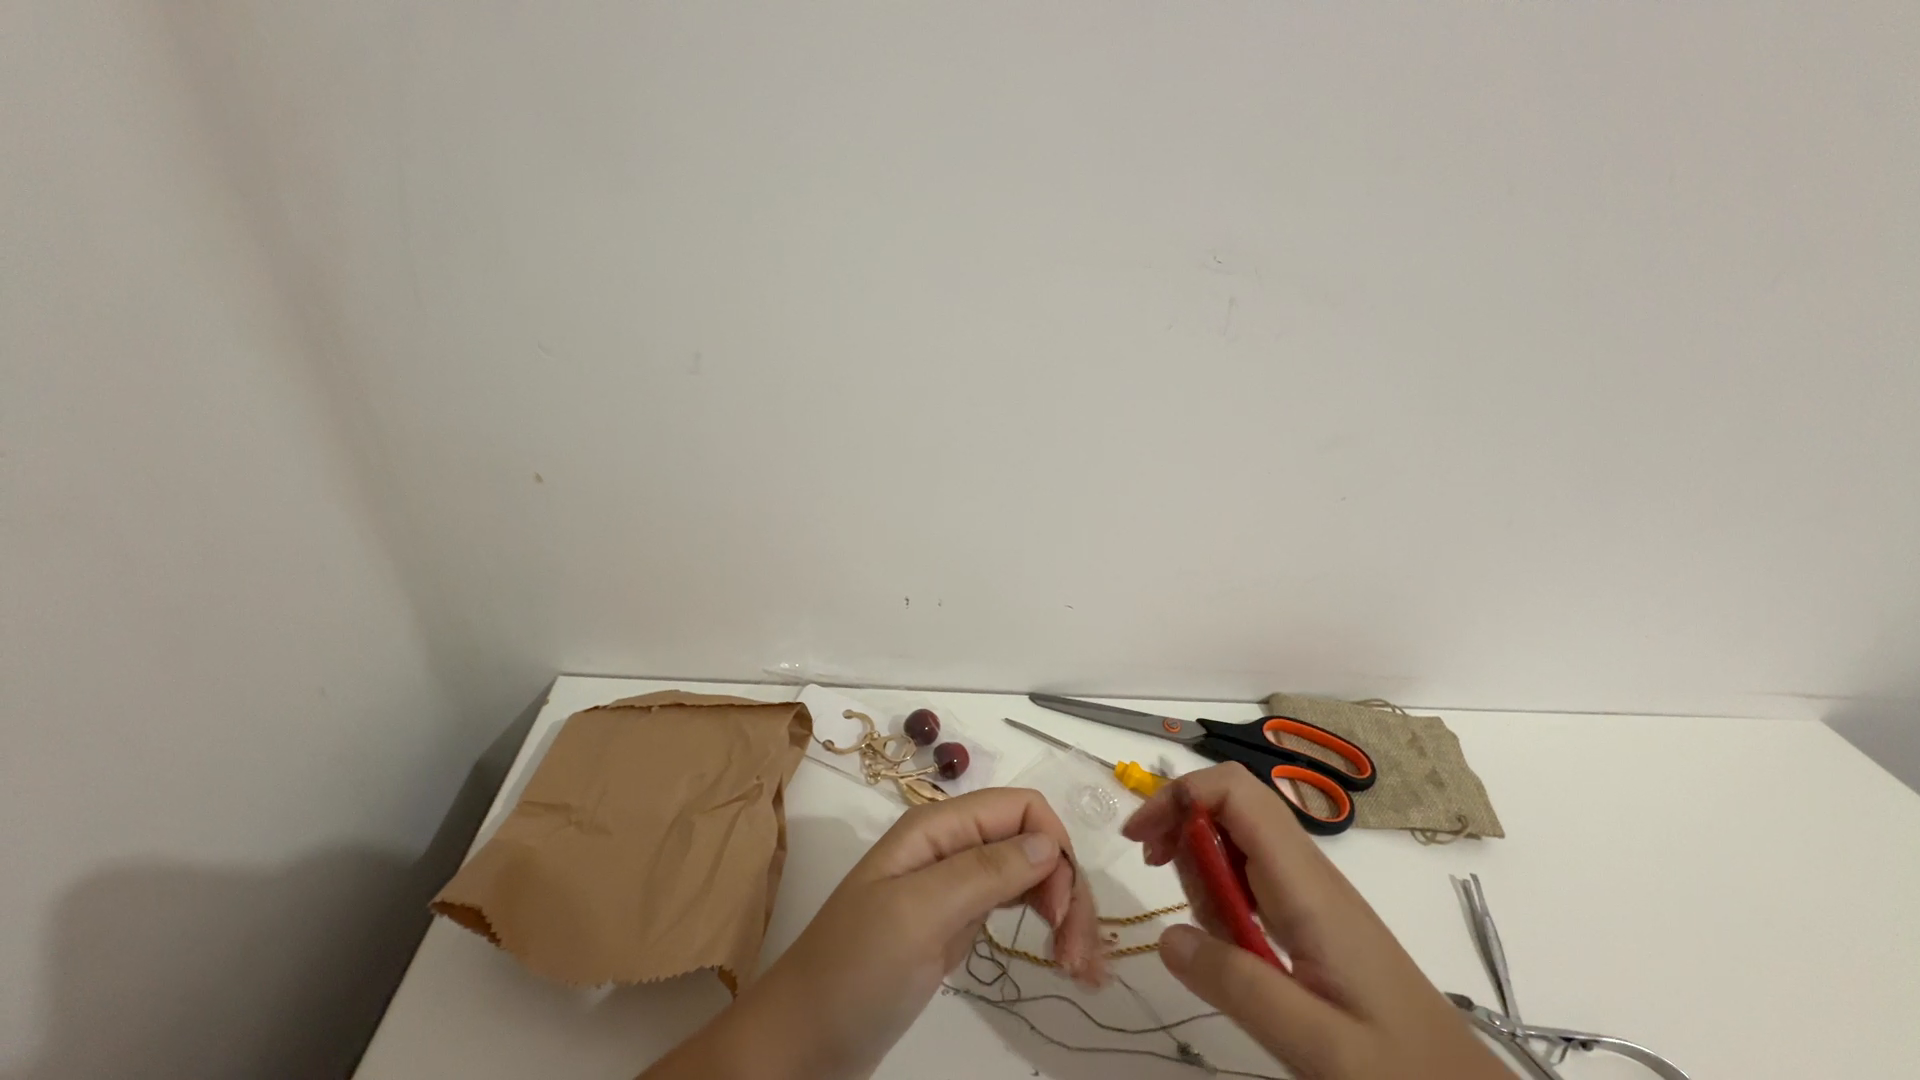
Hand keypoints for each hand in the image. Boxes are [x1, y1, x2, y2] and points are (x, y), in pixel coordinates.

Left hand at [643, 788, 1104, 1079]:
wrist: (804, 1039)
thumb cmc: (854, 971)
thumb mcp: (918, 914)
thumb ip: (984, 870)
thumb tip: (1050, 839)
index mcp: (937, 828)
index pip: (1020, 808)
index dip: (1053, 850)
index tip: (1061, 915)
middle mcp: (950, 846)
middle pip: (1033, 843)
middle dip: (1068, 891)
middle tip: (1083, 960)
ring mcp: (954, 886)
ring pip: (1031, 877)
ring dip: (1067, 915)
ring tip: (1084, 970)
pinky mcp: (957, 922)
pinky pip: (1015, 909)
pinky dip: (1048, 931)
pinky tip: (1067, 962)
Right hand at [1124, 764, 1507, 1079]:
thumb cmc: (1400, 1068)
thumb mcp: (1314, 1043)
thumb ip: (1236, 987)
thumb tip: (1165, 935)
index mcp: (1308, 886)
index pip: (1238, 793)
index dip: (1181, 795)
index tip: (1140, 842)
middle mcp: (1310, 876)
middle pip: (1232, 808)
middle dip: (1182, 830)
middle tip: (1157, 882)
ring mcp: (1314, 895)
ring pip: (1239, 844)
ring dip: (1201, 872)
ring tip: (1206, 940)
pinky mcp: (1316, 920)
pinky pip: (1254, 882)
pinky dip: (1223, 901)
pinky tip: (1230, 948)